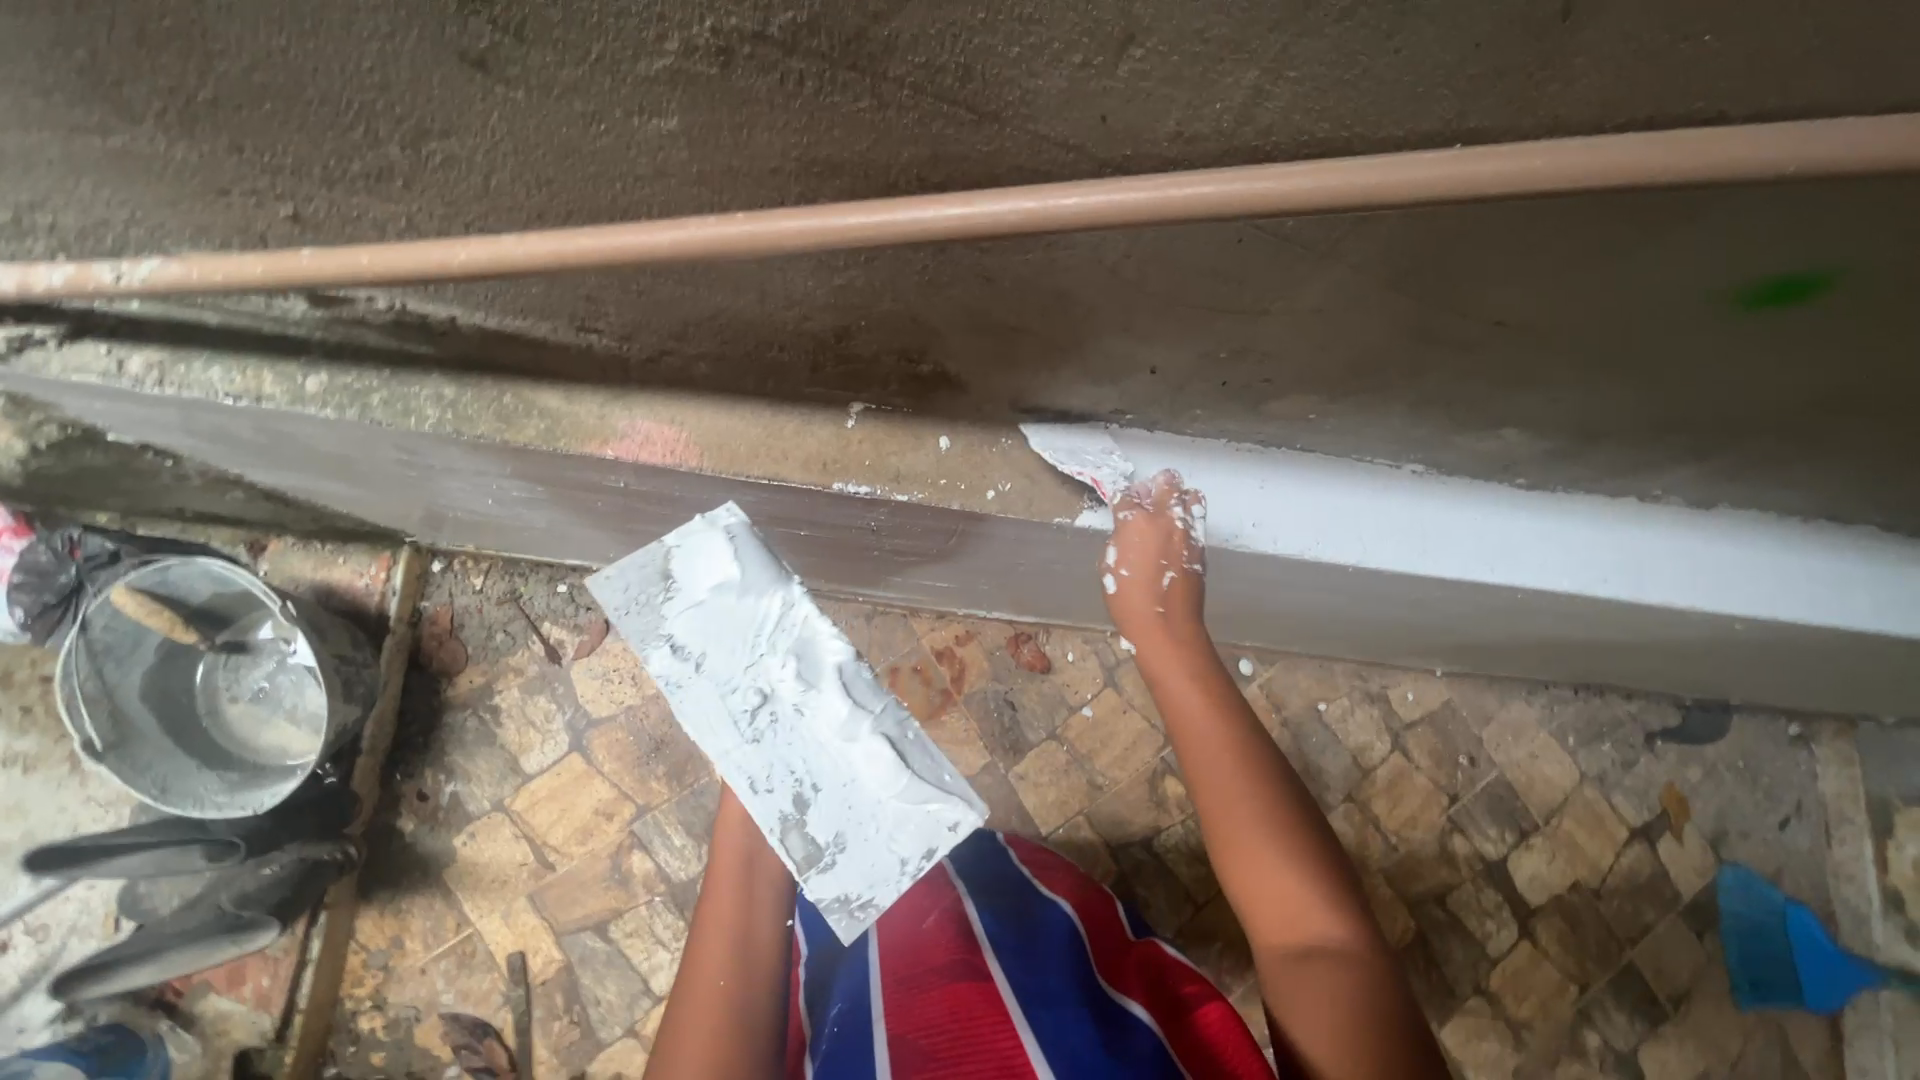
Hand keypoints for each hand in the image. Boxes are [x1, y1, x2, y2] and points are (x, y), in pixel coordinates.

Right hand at [1102, 469, 1206, 652]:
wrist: (1165, 625)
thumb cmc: (1128, 600)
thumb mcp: (1109, 565)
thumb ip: (1120, 538)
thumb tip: (1128, 530)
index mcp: (1134, 521)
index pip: (1126, 495)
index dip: (1122, 499)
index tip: (1121, 504)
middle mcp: (1164, 518)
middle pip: (1166, 482)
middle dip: (1156, 485)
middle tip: (1148, 497)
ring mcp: (1187, 530)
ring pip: (1191, 496)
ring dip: (1178, 497)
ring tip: (1169, 510)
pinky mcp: (1201, 546)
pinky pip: (1197, 521)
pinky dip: (1188, 519)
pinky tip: (1177, 533)